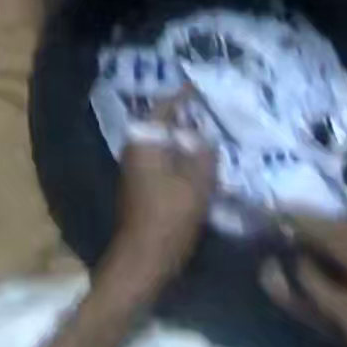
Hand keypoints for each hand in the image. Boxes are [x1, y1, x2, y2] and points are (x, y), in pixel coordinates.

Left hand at [108, 97, 216, 283]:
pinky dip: (180, 161)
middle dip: (185, 121)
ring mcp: (136, 168)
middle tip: (211, 116)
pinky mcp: (141, 187)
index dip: (181, 97)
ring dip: (185, 144)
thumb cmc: (168, 218)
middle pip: (162, 126)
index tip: (197, 87)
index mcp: (143, 141)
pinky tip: (200, 169)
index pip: (163, 108)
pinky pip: (164, 163)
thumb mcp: (195, 185)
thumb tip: (205, 137)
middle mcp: (135, 149)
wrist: (142, 259)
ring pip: (164, 146)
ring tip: (212, 142)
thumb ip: (203, 155)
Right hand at [261, 216, 346, 346]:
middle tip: (264, 271)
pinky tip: (328, 286)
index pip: (288, 214)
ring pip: (329, 236)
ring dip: (310, 255)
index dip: (260, 224)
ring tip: (292, 282)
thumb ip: (309, 294)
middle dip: (285, 243)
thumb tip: (265, 266)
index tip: (237, 235)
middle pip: (309, 223)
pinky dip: (332, 262)